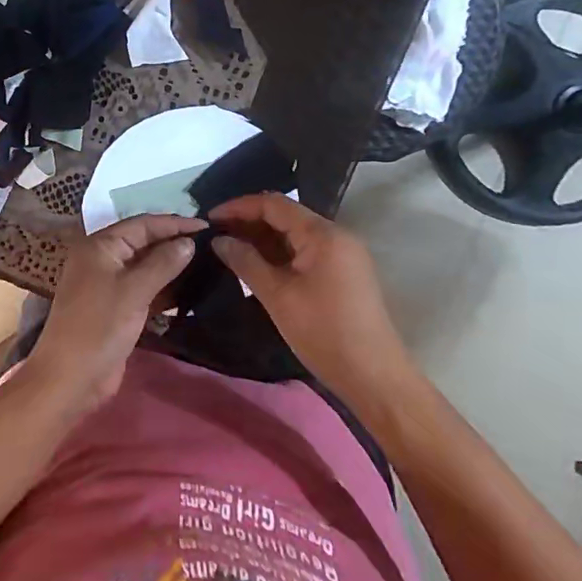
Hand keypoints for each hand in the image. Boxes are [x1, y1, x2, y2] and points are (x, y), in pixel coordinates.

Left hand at [25, 215, 204, 407]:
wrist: (72, 374)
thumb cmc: (100, 325)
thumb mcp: (134, 290)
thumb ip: (162, 263)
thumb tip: (188, 241)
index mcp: (98, 246)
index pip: (141, 224)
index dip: (174, 223)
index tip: (208, 225)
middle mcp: (101, 259)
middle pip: (142, 242)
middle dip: (173, 241)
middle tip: (212, 243)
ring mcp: (107, 283)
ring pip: (144, 266)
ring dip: (171, 264)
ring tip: (209, 262)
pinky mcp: (115, 307)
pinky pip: (143, 288)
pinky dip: (164, 287)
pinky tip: (191, 288)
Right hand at [208, 193, 413, 403]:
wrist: (372, 376)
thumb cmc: (323, 331)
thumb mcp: (276, 294)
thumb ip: (244, 261)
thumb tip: (218, 240)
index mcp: (323, 235)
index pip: (274, 204)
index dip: (238, 206)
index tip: (209, 218)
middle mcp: (336, 237)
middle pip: (285, 215)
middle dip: (247, 221)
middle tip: (214, 234)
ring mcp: (341, 255)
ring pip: (292, 234)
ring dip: (260, 237)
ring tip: (226, 247)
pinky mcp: (340, 273)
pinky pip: (302, 251)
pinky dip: (276, 252)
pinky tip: (253, 263)